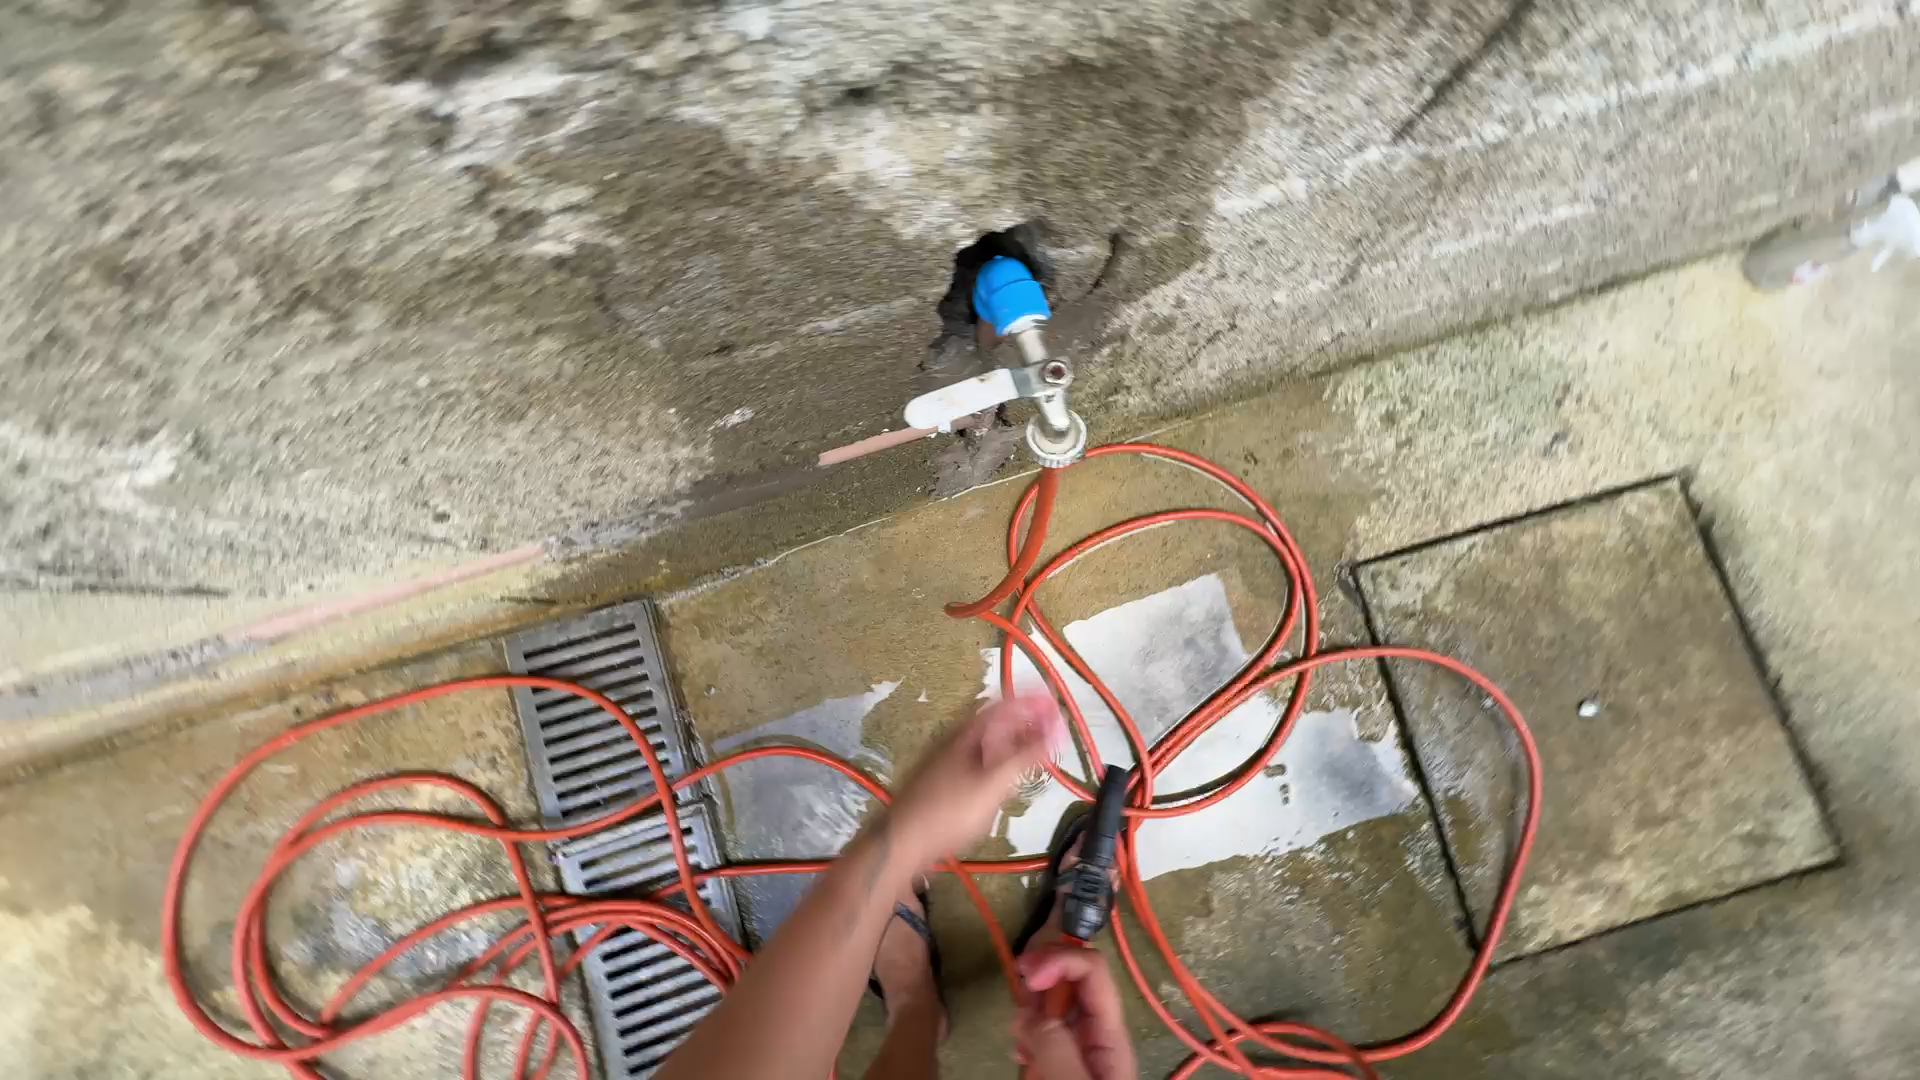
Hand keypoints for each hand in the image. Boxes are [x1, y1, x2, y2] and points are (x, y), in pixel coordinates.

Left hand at [883, 695, 1061, 870]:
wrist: (903, 842)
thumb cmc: (950, 811)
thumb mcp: (992, 784)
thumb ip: (1023, 757)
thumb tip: (1052, 730)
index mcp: (968, 734)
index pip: (1004, 706)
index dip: (1029, 701)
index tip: (1053, 700)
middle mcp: (957, 740)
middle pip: (995, 722)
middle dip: (1025, 719)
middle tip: (1052, 723)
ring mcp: (949, 761)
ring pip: (988, 742)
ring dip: (1014, 739)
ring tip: (1037, 745)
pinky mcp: (946, 781)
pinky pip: (981, 759)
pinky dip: (1001, 757)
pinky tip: (1008, 772)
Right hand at [1014, 944, 1137, 1079]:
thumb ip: (1055, 1047)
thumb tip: (1026, 1013)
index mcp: (1111, 1035)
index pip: (1093, 969)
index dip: (1060, 959)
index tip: (1028, 977)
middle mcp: (1099, 1034)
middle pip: (1072, 980)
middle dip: (1042, 978)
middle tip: (1018, 997)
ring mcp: (1083, 1049)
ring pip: (1057, 1004)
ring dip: (1032, 1007)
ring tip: (1019, 1037)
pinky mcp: (1068, 1064)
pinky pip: (1048, 1032)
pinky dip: (1030, 1032)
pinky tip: (1021, 1053)